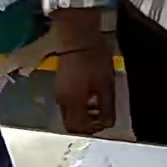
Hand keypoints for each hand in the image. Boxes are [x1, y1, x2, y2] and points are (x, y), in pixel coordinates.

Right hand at [50, 10, 115, 134]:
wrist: (78, 37)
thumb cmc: (94, 60)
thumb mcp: (106, 86)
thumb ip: (107, 108)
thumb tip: (108, 123)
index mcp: (73, 103)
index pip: (79, 128)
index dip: (92, 129)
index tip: (104, 121)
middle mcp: (63, 102)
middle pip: (72, 124)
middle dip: (86, 125)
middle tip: (100, 116)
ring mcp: (59, 92)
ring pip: (69, 114)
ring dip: (82, 115)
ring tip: (96, 104)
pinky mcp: (59, 84)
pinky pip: (67, 104)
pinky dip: (77, 106)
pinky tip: (88, 94)